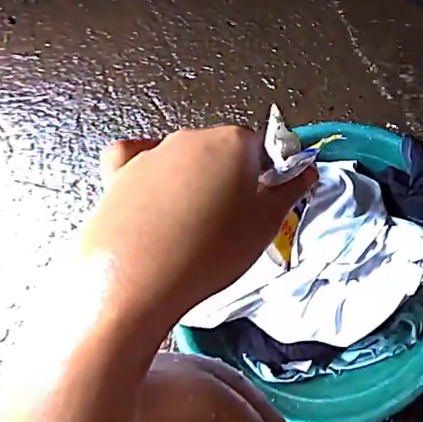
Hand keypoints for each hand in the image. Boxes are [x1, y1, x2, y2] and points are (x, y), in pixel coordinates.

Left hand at [77, 127, 314, 329]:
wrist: (134, 282)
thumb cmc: (206, 253)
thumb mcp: (267, 224)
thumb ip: (290, 190)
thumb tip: (305, 172)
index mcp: (233, 142)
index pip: (261, 146)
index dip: (267, 174)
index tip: (265, 199)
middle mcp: (191, 140)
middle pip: (221, 151)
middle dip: (230, 178)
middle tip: (232, 220)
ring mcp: (151, 155)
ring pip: (182, 160)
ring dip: (192, 183)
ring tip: (192, 228)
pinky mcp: (118, 175)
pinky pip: (134, 161)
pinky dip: (147, 174)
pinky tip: (153, 195)